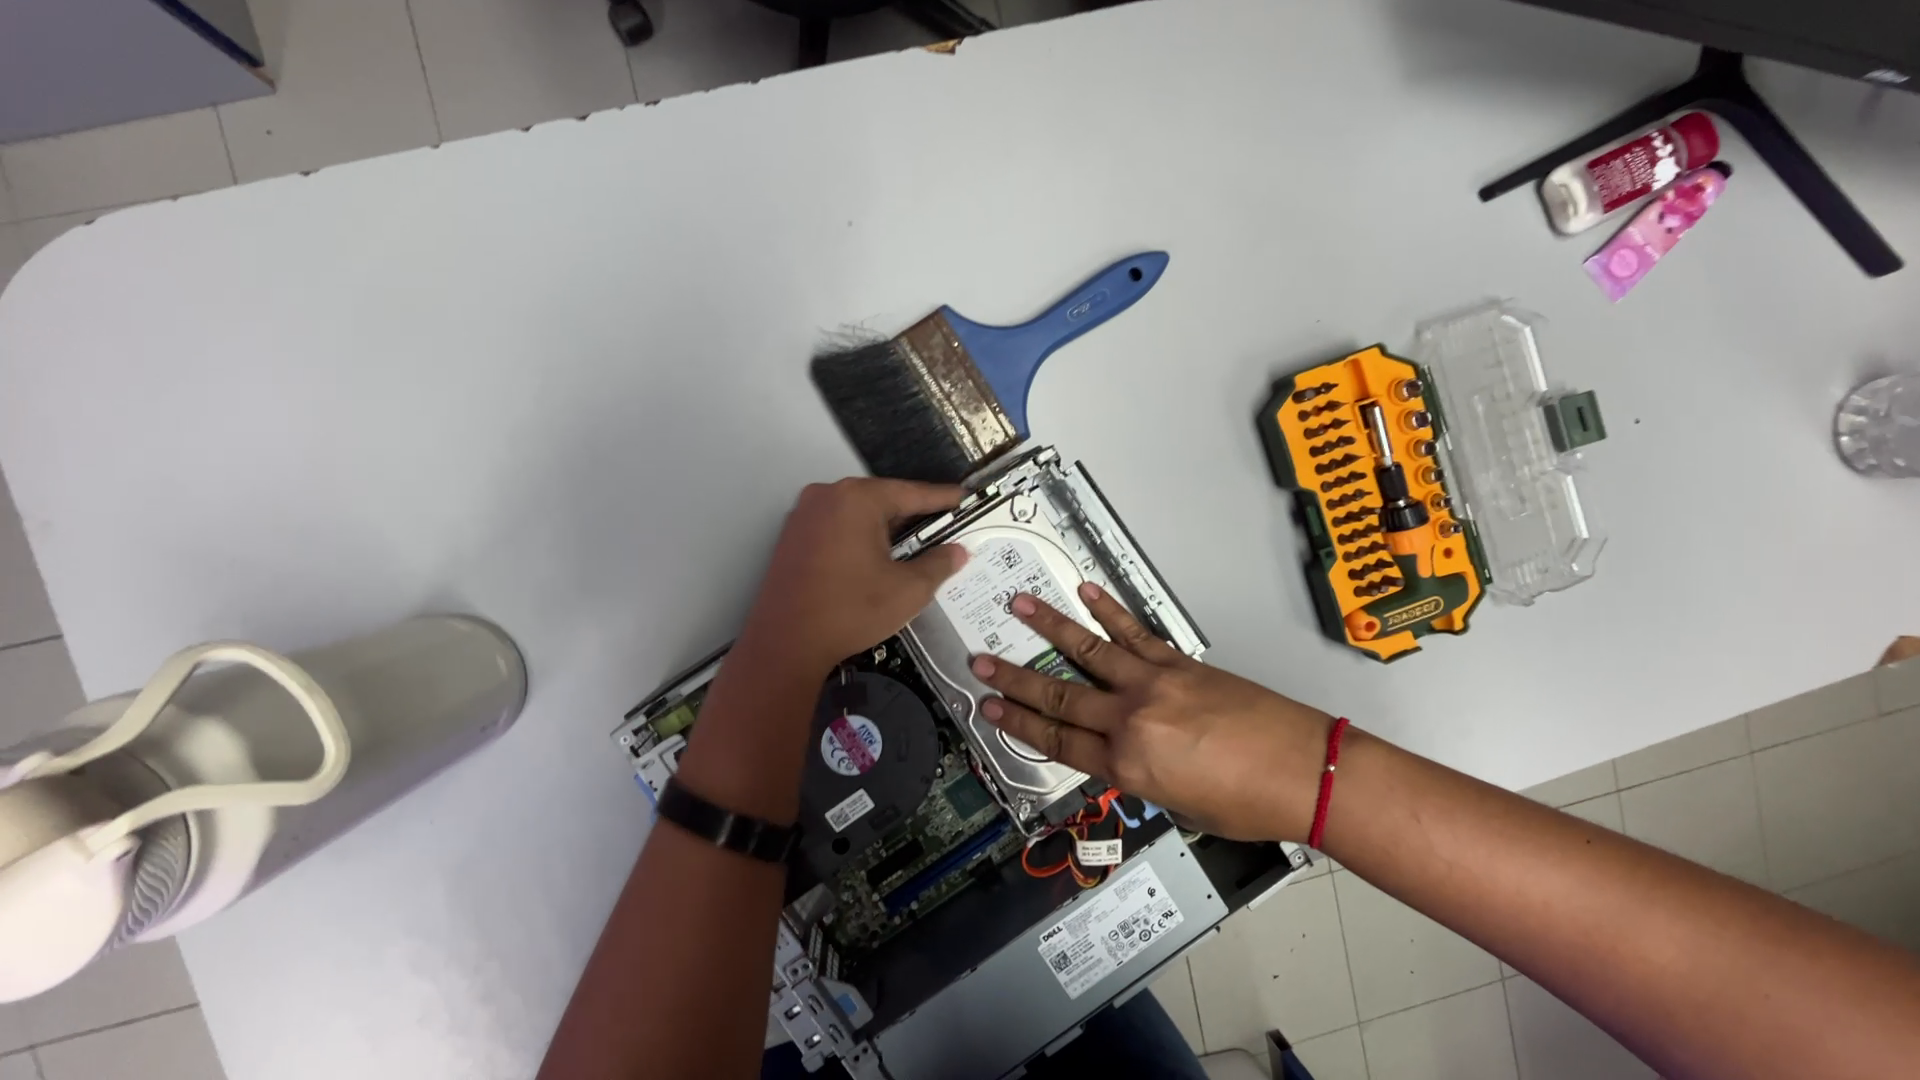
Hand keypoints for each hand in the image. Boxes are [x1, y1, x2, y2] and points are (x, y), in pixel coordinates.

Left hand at [740, 478, 968, 674]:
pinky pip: (836, 527)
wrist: (785, 642)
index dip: (941, 498)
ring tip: (911, 548)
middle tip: (941, 529)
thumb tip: (957, 552)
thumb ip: (938, 564)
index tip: (961, 498)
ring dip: (884, 529)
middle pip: (882, 499)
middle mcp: (827, 495)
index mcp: (857, 499)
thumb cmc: (850, 611)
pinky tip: (874, 559)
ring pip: (857, 513)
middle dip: (911, 516)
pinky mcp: (791, 536)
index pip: (911, 492)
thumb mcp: (908, 590)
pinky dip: (858, 537)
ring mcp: (804, 514)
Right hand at [968, 585, 1334, 841]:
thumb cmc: (1248, 802)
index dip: (1018, 724)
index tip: (990, 707)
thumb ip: (1141, 778)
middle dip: (1015, 679)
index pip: (1058, 741)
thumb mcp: (1179, 805)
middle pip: (1060, 696)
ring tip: (1019, 605)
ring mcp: (1154, 684)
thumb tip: (1126, 759)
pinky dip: (1110, 611)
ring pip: (1088, 651)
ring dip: (1050, 627)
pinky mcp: (1179, 664)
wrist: (1304, 771)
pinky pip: (1135, 633)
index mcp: (1128, 766)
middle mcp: (1132, 720)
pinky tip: (1088, 592)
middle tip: (981, 662)